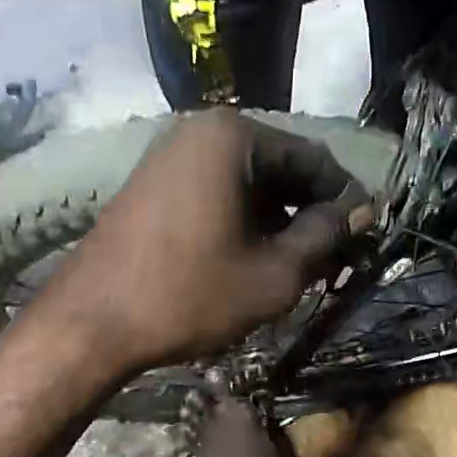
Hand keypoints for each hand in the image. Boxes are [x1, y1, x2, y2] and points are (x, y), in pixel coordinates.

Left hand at [33, 109, 369, 373]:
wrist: (90, 324)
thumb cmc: (190, 294)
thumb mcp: (276, 272)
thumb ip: (326, 235)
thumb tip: (360, 212)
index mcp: (234, 138)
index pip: (314, 158)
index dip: (346, 199)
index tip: (366, 235)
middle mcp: (201, 131)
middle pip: (280, 166)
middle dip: (313, 210)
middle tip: (339, 253)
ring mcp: (173, 155)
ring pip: (250, 181)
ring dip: (283, 217)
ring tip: (304, 261)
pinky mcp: (156, 183)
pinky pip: (219, 190)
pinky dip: (248, 218)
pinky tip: (261, 255)